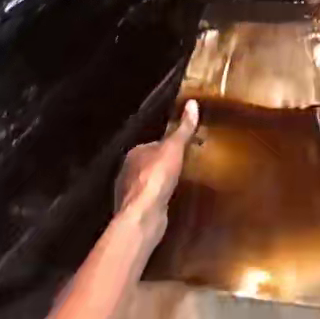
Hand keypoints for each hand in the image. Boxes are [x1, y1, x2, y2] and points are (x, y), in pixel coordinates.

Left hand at [114, 100, 199, 235]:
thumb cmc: (157, 176)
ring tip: (180, 184)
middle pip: (150, 163)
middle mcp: (127, 171)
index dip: (168, 146)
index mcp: (134, 153)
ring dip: (161, 183)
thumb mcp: (174, 147)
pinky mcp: (134, 212)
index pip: (153, 144)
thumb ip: (183, 128)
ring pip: (149, 183)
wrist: (143, 216)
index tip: (183, 148)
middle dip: (164, 165)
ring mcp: (129, 193)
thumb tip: (192, 102)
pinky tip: (170, 202)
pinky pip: (150, 200)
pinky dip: (158, 200)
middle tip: (184, 165)